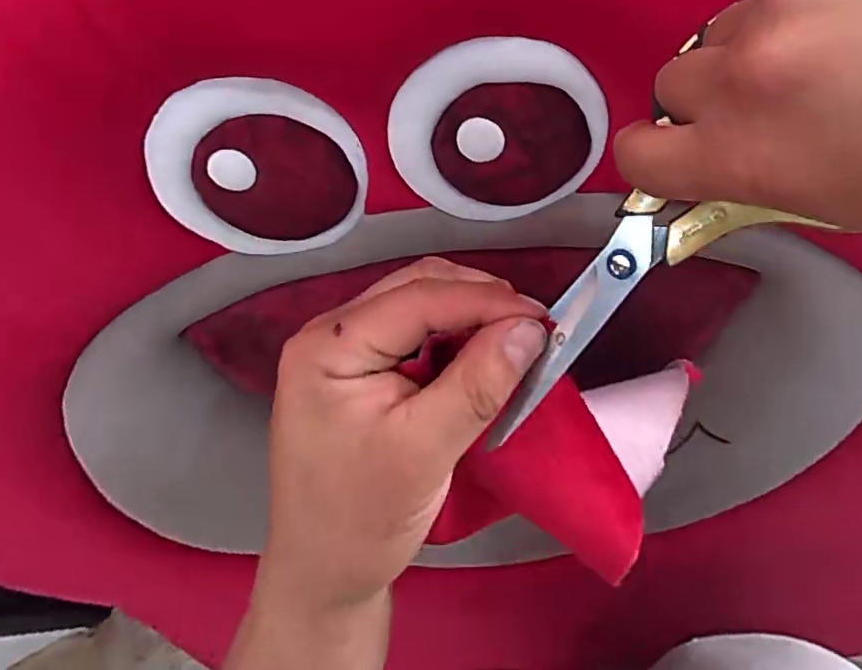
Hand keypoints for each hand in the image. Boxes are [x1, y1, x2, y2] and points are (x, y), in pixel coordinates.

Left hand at [225, 258, 546, 669]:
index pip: (417, 299)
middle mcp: (332, 331)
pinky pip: (416, 328)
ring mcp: (345, 346)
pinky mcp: (362, 364)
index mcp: (329, 345)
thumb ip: (477, 386)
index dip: (484, 301)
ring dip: (469, 312)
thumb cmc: (360, 520)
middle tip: (530, 324)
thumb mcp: (423, 454)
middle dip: (478, 299)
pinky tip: (481, 349)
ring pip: (418, 302)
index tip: (540, 317)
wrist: (321, 574)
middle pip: (416, 288)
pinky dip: (455, 332)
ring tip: (512, 334)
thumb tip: (528, 330)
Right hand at [614, 0, 861, 233]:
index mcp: (757, 152)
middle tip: (778, 107)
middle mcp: (752, 68)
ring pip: (728, 26)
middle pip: (673, 83)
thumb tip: (731, 163)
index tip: (684, 160)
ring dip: (762, 46)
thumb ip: (773, 179)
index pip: (640, 155)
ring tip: (852, 50)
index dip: (657, 162)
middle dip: (710, 102)